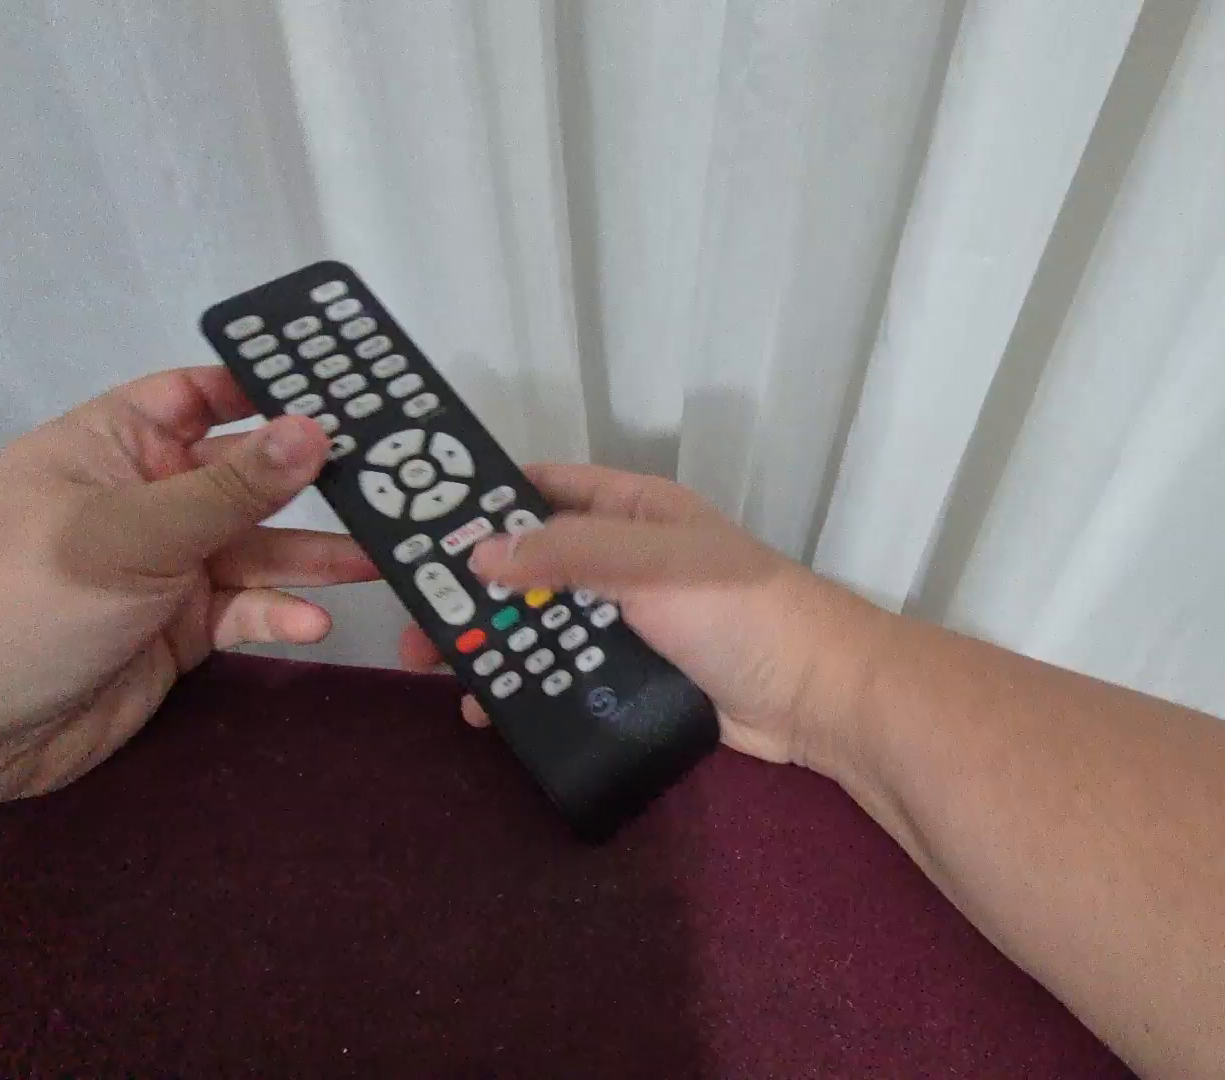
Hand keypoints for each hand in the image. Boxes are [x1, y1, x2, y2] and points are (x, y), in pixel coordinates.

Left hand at [0, 368, 375, 842]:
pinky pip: (252, 609)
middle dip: (316, 483)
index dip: (267, 390)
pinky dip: (281, 616)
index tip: (347, 394)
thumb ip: (233, 488)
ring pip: (265, 549)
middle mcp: (151, 501)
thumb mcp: (129, 534)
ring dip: (318, 558)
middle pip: (251, 479)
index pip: (198, 396)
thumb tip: (317, 430)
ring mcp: (174, 567)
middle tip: (394, 485)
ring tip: (378, 561)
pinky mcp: (191, 626)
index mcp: (114, 449)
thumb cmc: (13, 604)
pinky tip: (311, 625)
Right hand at [395, 464, 893, 770]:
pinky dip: (528, 687)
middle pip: (533, 564)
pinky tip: (488, 711)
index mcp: (632, 510)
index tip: (417, 529)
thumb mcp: (648, 561)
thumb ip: (567, 550)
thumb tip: (479, 552)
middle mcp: (624, 559)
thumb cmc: (733, 607)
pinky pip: (566, 673)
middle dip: (475, 590)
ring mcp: (628, 619)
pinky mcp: (633, 674)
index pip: (546, 488)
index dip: (485, 502)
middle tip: (415, 621)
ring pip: (544, 623)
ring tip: (435, 670)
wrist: (809, 692)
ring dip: (494, 643)